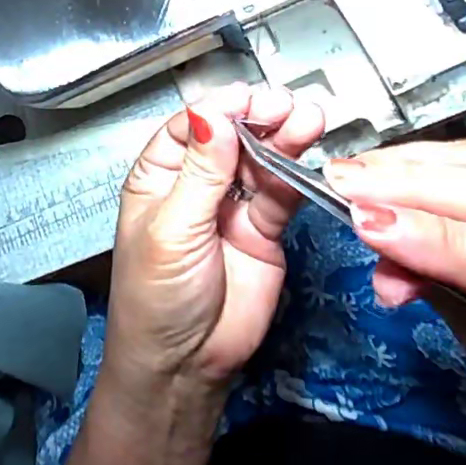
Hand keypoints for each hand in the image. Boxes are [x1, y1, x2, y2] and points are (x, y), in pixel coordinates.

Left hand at [104, 84, 324, 407]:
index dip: (217, 110)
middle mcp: (197, 183)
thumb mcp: (172, 230)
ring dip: (283, 137)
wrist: (186, 367)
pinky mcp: (264, 227)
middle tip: (283, 105)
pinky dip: (296, 172)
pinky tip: (309, 151)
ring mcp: (232, 204)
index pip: (189, 128)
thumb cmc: (156, 298)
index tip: (245, 98)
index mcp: (160, 175)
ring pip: (260, 159)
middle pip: (230, 137)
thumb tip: (212, 114)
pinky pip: (280, 192)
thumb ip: (200, 173)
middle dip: (256, 118)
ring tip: (307, 118)